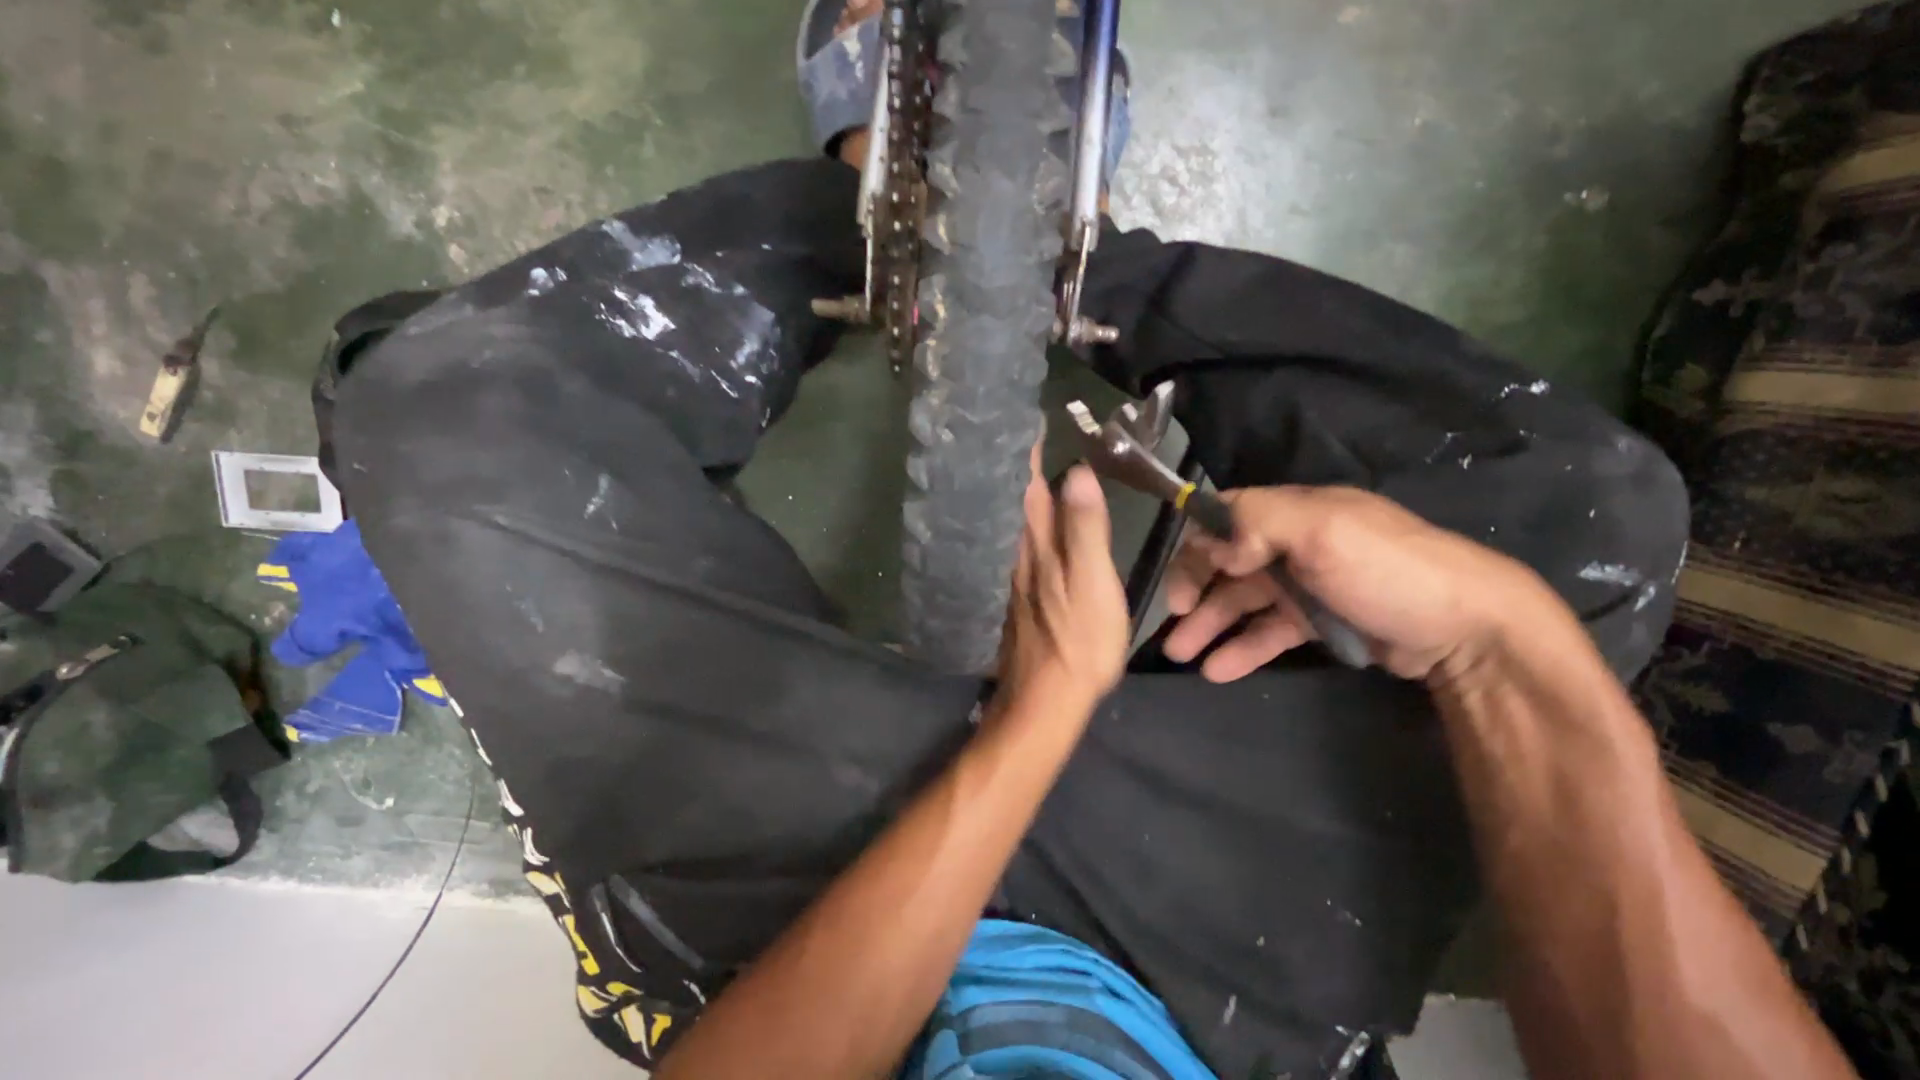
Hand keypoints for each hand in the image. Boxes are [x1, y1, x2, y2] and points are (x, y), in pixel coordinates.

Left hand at [996, 453, 1129, 709]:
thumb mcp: (1094, 583)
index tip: (1020, 417)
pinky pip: (1010, 546)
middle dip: (1013, 466)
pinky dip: (1012, 524)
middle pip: (1012, 501)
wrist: (1047, 700)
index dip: (1026, 453)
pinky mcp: (1017, 598)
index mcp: (1041, 546)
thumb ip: (1086, 529)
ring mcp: (1015, 578)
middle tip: (1011, 430)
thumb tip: (1077, 472)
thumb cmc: (1080, 641)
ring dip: (1010, 492)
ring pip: (1009, 523)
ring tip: (1013, 465)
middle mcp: (1020, 555)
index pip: (1028, 487)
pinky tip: (1016, 525)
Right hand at [1162, 486, 1571, 684]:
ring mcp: (1310, 585)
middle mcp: (1296, 543)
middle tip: (1171, 633)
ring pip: (1244, 601)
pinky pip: (1269, 631)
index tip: (1179, 589)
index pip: (1225, 518)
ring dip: (1209, 625)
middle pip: (1227, 564)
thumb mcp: (1324, 531)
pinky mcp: (1323, 623)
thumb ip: (1258, 523)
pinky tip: (1218, 670)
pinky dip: (1242, 648)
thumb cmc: (1388, 571)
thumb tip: (1212, 543)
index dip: (1194, 548)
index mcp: (1295, 512)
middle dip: (1193, 594)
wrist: (1467, 629)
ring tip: (1180, 656)